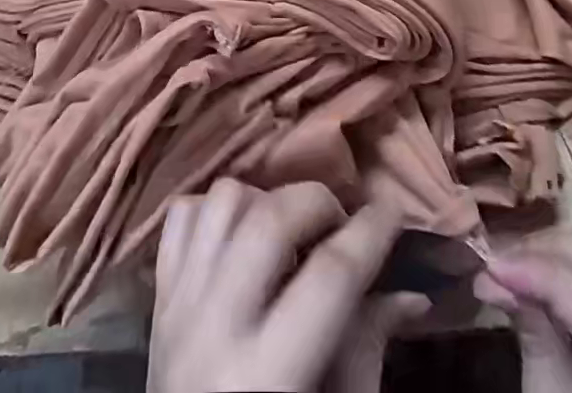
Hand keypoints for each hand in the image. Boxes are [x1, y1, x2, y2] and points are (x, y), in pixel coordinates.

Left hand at [148, 179, 428, 392]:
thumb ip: (366, 350)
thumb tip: (412, 296)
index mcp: (269, 372)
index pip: (329, 277)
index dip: (369, 234)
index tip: (393, 208)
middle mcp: (215, 324)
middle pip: (268, 222)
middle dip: (317, 204)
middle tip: (340, 223)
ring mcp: (178, 301)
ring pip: (221, 204)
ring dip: (264, 199)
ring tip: (291, 229)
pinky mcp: (159, 291)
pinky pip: (182, 215)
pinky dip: (215, 208)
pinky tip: (242, 233)